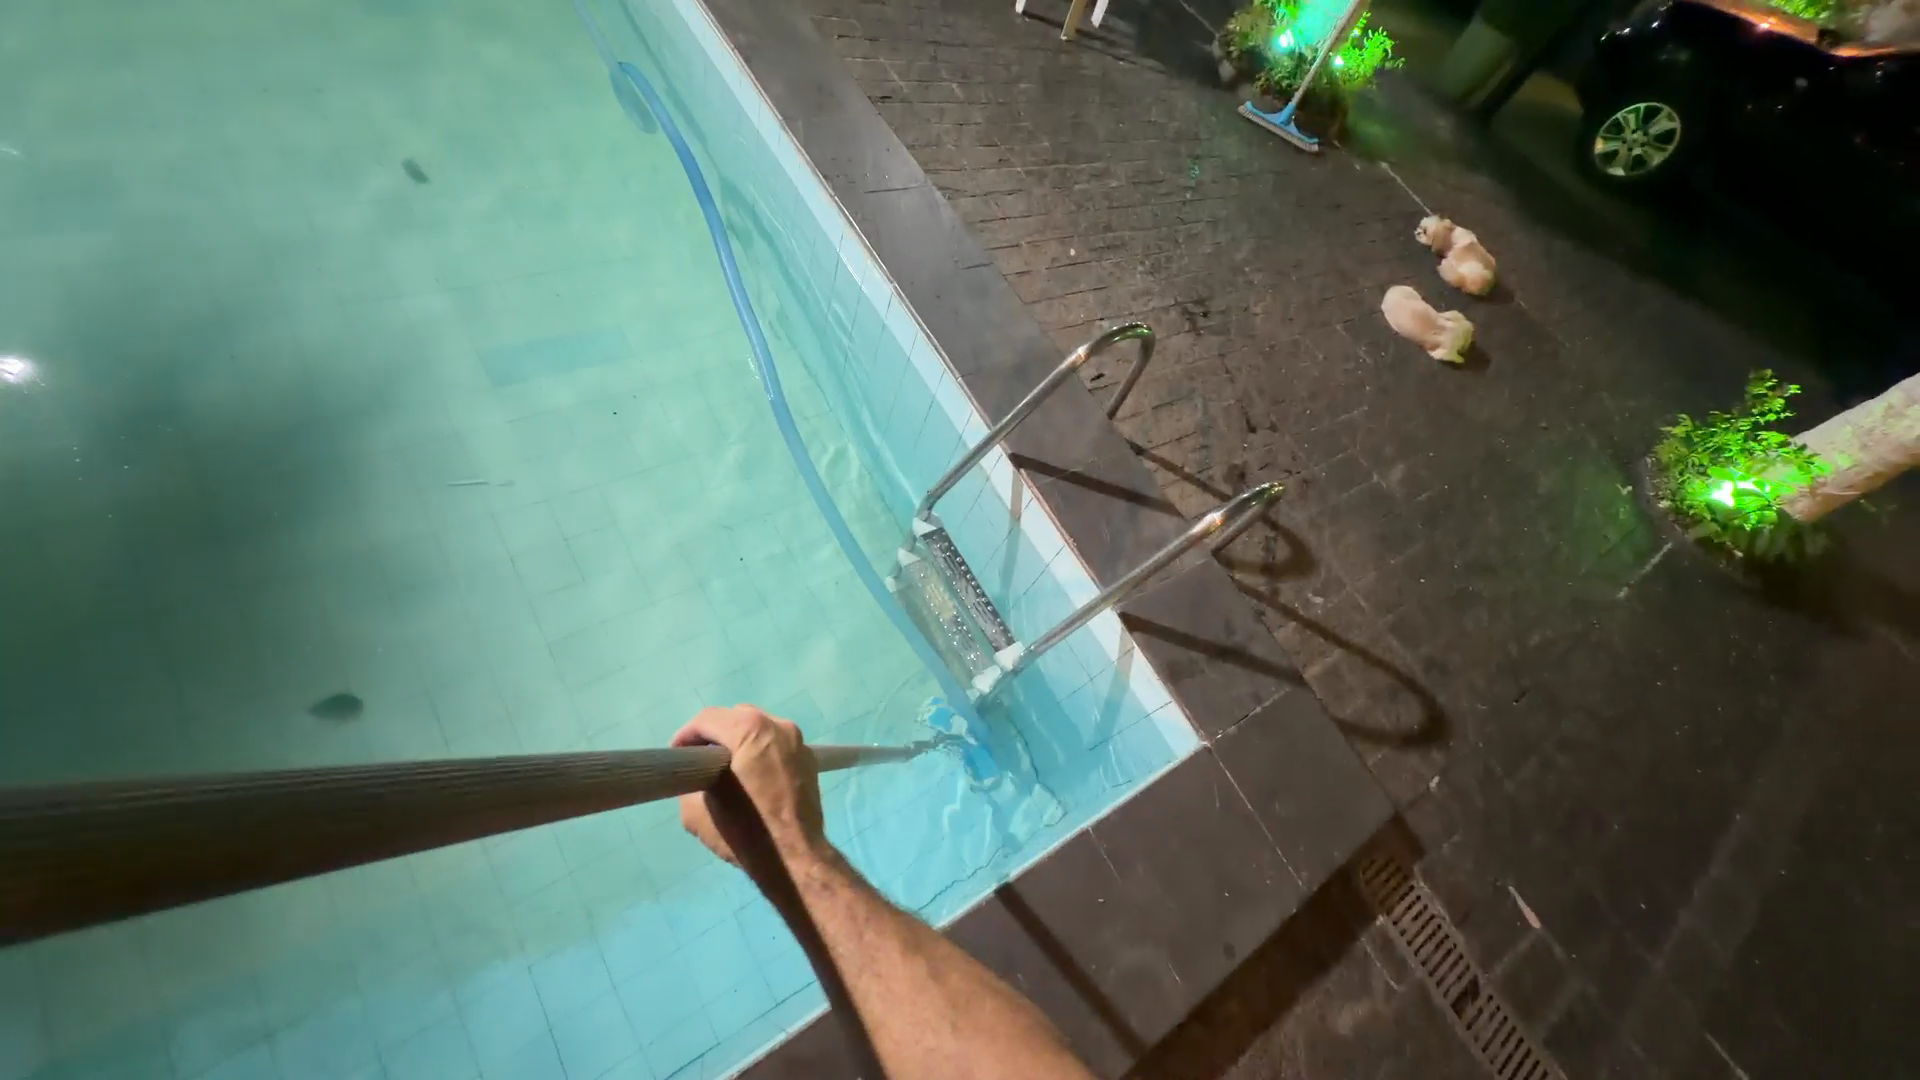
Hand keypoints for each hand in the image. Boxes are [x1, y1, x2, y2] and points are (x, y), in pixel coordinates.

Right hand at [671, 705, 827, 876]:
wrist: (794, 855)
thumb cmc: (743, 832)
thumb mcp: (695, 811)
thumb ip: (692, 782)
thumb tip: (697, 776)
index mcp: (750, 731)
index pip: (708, 719)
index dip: (686, 735)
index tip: (676, 754)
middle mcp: (778, 725)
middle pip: (736, 716)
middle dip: (714, 734)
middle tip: (698, 758)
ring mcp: (798, 740)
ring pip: (760, 727)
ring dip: (739, 740)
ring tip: (725, 766)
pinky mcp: (809, 757)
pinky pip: (776, 743)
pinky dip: (760, 750)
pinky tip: (751, 774)